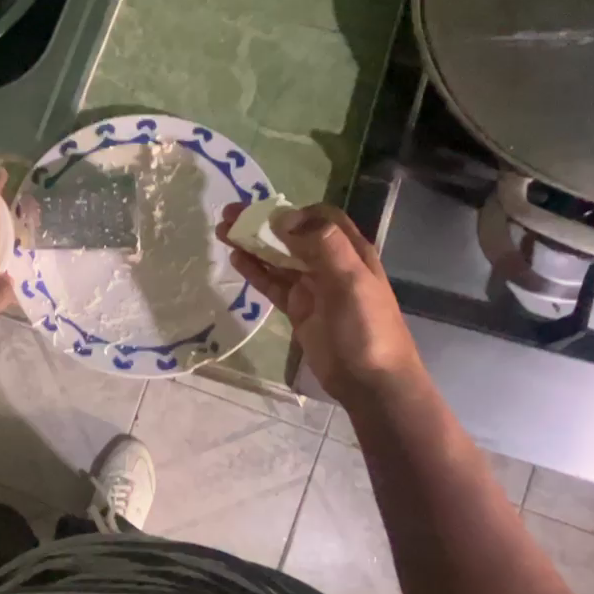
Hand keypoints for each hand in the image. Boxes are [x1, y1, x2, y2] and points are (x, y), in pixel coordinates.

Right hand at [217, 202, 425, 405]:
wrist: (371, 380)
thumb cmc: (366, 328)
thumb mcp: (350, 281)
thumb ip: (322, 245)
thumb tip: (283, 218)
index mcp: (351, 252)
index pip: (321, 218)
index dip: (293, 212)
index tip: (266, 216)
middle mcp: (330, 264)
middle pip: (292, 235)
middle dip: (262, 223)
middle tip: (228, 215)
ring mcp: (312, 287)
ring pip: (278, 258)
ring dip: (252, 244)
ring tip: (222, 233)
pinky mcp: (297, 308)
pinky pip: (272, 283)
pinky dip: (254, 270)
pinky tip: (236, 259)